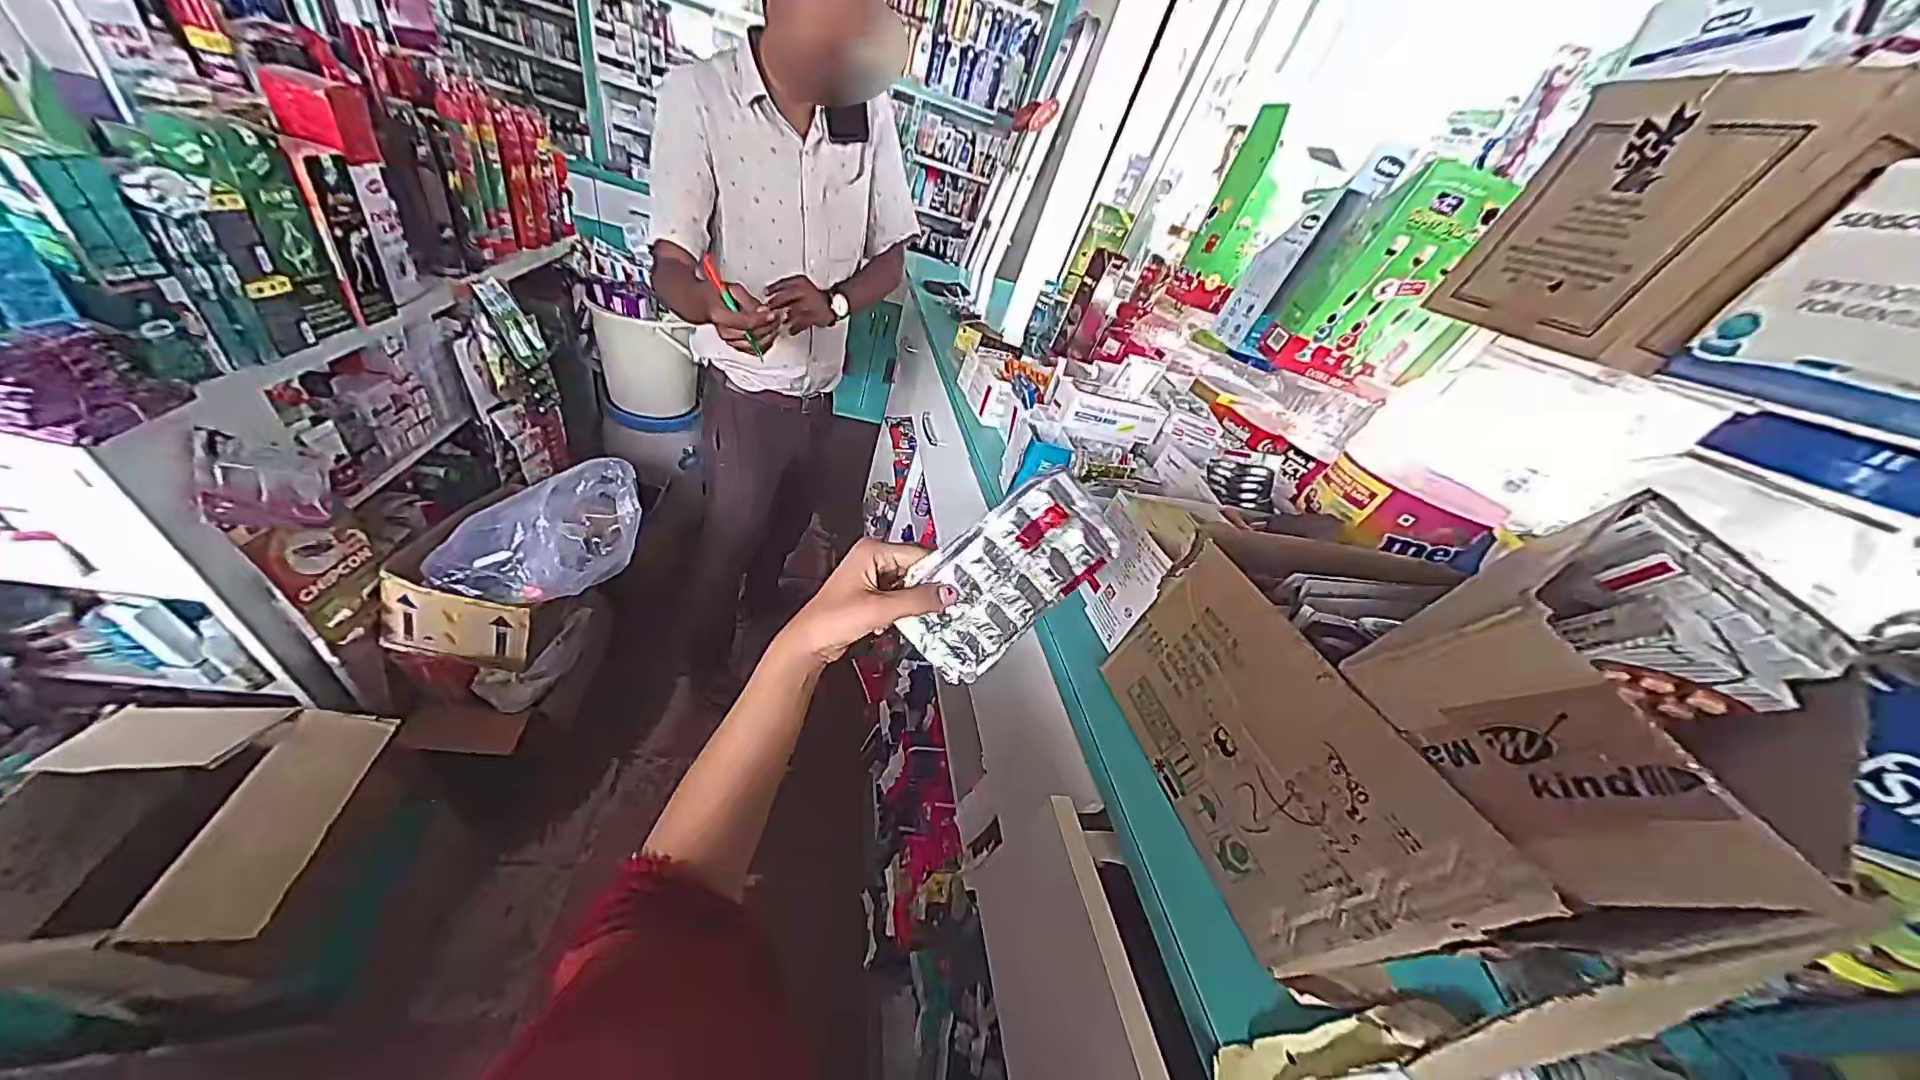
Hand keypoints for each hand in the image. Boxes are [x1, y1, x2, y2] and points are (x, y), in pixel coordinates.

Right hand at [708, 283, 783, 352]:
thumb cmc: (717, 295)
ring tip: (776, 325)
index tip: (773, 314)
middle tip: (779, 317)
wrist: (706, 305)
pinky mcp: (736, 346)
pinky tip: (770, 335)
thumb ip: (749, 300)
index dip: (762, 319)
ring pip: (755, 346)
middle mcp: (724, 331)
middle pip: (752, 336)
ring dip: (770, 336)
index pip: (745, 322)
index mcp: (719, 315)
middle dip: (769, 327)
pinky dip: (765, 344)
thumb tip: (763, 310)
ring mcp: (730, 341)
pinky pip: (754, 351)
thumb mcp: (733, 289)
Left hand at [766, 275, 835, 332]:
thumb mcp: (800, 285)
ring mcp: (809, 305)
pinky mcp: (814, 316)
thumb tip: (768, 292)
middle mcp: (804, 292)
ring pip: (791, 312)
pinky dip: (794, 328)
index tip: (765, 294)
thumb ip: (784, 287)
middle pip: (784, 298)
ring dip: (782, 318)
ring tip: (777, 322)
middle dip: (773, 305)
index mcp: (800, 282)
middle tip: (766, 311)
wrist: (833, 303)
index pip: (782, 284)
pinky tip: (790, 330)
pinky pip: (801, 324)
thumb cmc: (815, 296)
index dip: (772, 289)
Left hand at [771, 538, 955, 664]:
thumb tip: (947, 592)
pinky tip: (902, 621)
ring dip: (916, 602)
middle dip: (928, 589)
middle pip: (916, 569)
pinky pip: (900, 597)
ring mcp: (872, 576)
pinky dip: (905, 609)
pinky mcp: (873, 594)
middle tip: (946, 604)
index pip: (918, 554)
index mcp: (872, 550)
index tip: (956, 586)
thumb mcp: (880, 609)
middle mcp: (872, 558)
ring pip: (909, 585)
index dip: (938, 571)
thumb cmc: (829, 620)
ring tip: (925, 615)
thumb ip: (917, 600)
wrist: (808, 644)